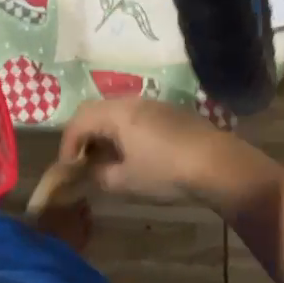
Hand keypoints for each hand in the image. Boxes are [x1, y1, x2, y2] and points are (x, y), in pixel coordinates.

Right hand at [59, 98, 281, 210]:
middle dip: (84, 136)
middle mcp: (132, 101)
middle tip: (82, 162)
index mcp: (116, 113)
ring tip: (106, 160)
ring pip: (117, 112)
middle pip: (96, 111)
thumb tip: (91, 171)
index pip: (79, 120)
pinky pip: (135, 116)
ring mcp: (153, 103)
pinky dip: (124, 132)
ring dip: (105, 133)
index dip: (67, 144)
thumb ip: (101, 175)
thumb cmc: (165, 172)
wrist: (216, 163)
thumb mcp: (127, 181)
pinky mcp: (170, 112)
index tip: (67, 168)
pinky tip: (133, 154)